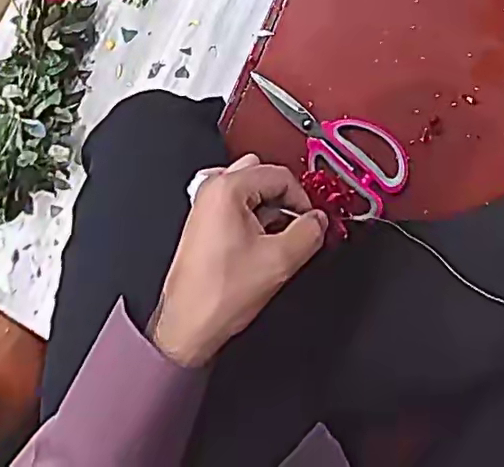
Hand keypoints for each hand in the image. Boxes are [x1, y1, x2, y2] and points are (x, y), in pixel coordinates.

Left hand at [146, 154, 327, 366]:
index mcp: (227, 188)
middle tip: (295, 225)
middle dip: (284, 199)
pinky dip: (252, 215)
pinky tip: (258, 244)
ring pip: (251, 188)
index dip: (302, 199)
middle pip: (264, 175)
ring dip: (268, 207)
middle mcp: (212, 189)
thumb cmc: (217, 296)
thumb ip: (309, 233)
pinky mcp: (203, 221)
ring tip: (276, 237)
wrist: (185, 329)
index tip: (311, 220)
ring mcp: (204, 204)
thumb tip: (318, 220)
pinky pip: (236, 204)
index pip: (280, 175)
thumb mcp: (279, 261)